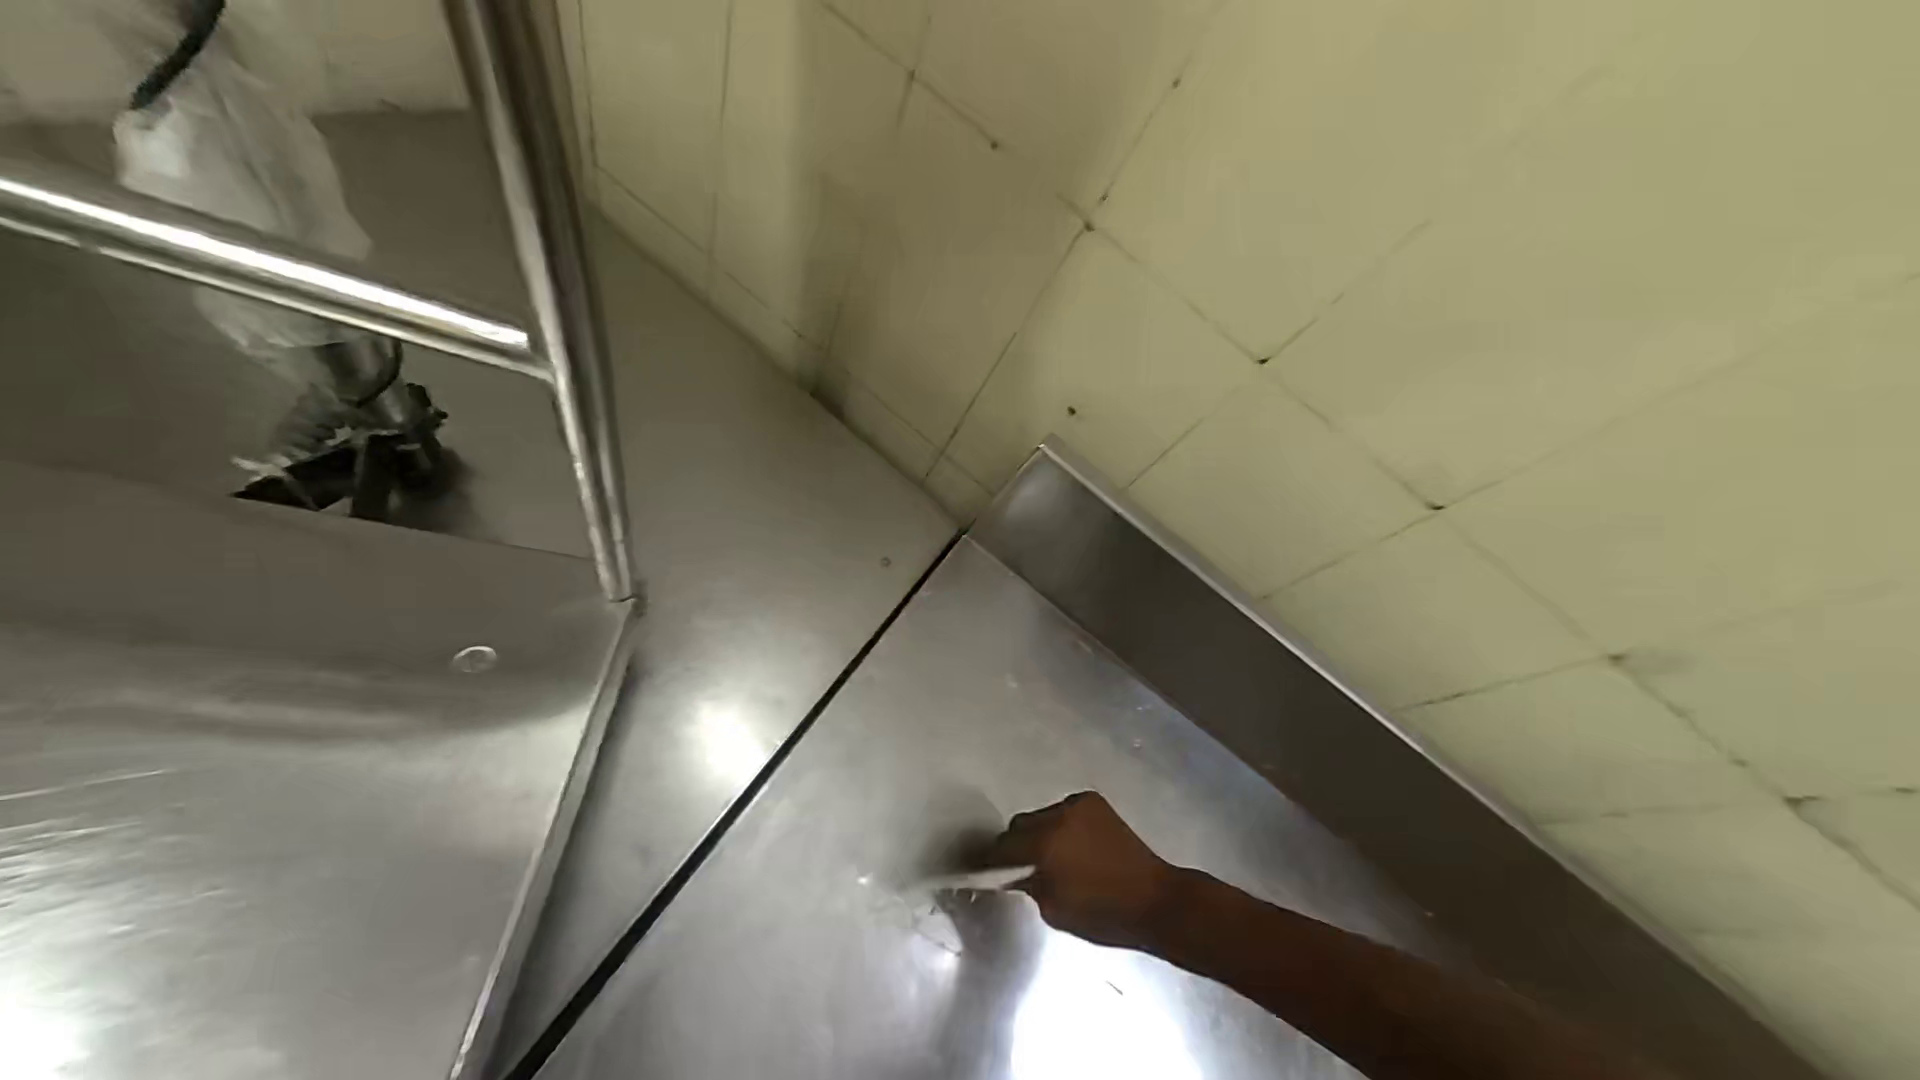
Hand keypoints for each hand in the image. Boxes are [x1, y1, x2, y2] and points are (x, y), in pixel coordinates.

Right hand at [985, 792, 1177, 949]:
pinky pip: (1064, 811)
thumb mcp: (1053, 909)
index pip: (1002, 846)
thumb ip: (1029, 884)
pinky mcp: (1093, 802)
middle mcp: (1056, 816)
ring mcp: (1076, 805)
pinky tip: (1075, 845)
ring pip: (1042, 817)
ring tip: (1055, 856)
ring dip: (1040, 833)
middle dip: (1016, 844)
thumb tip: (1016, 872)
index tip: (989, 871)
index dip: (993, 860)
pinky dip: (1062, 826)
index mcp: (1043, 845)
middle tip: (1023, 866)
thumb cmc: (1102, 914)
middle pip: (1019, 825)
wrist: (1154, 899)